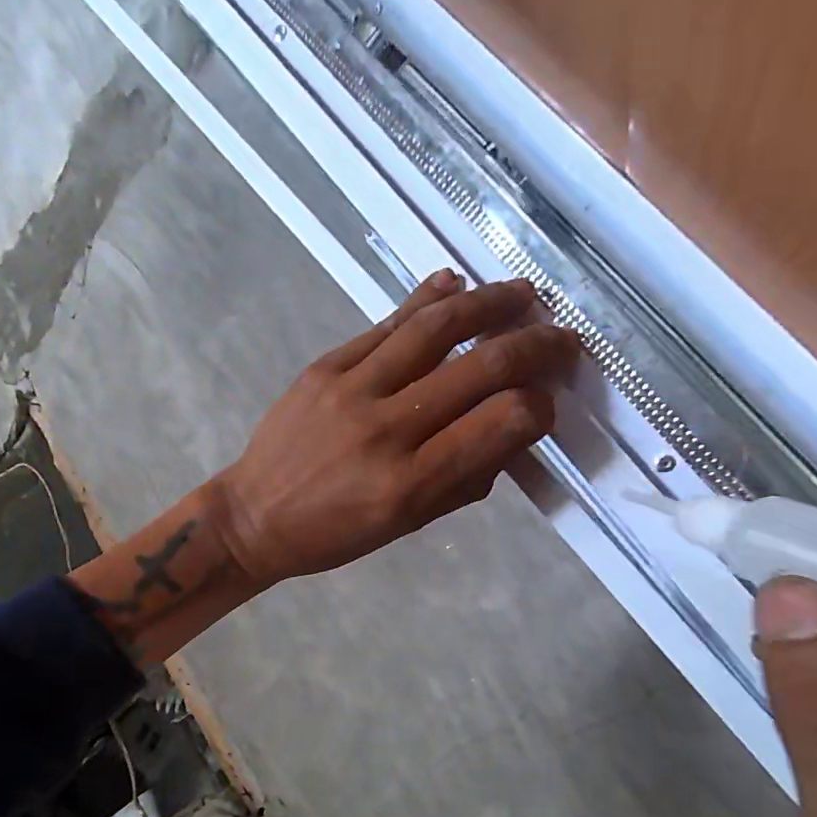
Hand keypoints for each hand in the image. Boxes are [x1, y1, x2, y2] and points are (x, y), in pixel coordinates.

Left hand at [205, 272, 578, 586]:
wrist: (254, 516)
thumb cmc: (337, 534)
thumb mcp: (408, 525)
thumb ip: (466, 479)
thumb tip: (513, 429)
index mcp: (411, 483)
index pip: (498, 424)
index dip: (537, 407)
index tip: (548, 402)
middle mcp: (386, 430)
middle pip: (478, 369)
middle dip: (534, 347)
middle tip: (563, 338)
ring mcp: (352, 390)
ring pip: (434, 330)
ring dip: (487, 304)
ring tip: (522, 292)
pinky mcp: (325, 367)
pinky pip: (386, 325)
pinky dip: (425, 299)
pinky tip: (454, 283)